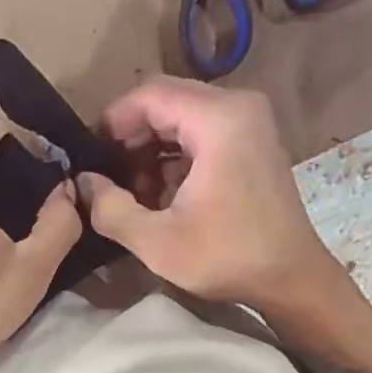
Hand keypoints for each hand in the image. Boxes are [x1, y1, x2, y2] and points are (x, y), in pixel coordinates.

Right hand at [78, 77, 345, 307]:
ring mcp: (247, 123)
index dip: (112, 122)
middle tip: (106, 179)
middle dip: (129, 138)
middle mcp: (236, 107)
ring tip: (131, 194)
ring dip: (148, 151)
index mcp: (219, 119)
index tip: (89, 159)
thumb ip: (110, 208)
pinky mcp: (249, 143)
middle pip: (165, 102)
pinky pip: (197, 134)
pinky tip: (157, 197)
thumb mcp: (156, 241)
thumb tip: (82, 182)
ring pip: (179, 118)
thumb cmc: (226, 257)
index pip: (149, 95)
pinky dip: (171, 158)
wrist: (289, 277)